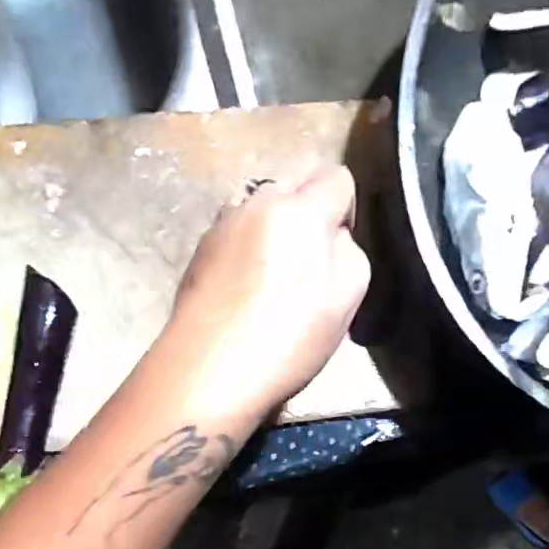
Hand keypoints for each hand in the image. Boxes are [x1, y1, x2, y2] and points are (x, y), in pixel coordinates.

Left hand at [145, 167, 370, 422]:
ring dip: (272, 231)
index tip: (337, 252)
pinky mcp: (198, 250)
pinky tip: (243, 294)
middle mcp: (257, 202)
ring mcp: (221, 223)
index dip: (346, 212)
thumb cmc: (287, 340)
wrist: (208, 371)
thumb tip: (334, 239)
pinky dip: (245, 251)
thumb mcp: (346, 301)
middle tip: (306, 267)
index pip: (338, 177)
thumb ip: (350, 255)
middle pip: (294, 185)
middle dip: (307, 214)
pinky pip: (234, 235)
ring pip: (260, 210)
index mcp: (301, 209)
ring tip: (270, 281)